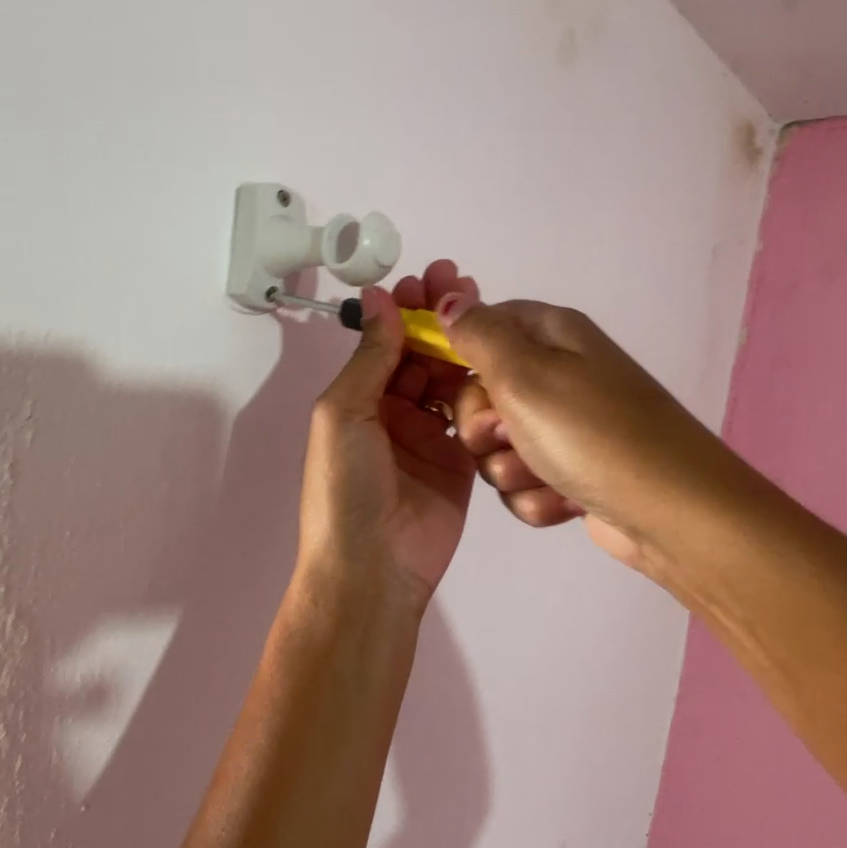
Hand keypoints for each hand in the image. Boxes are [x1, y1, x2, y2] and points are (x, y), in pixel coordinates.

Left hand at [297, 262, 479, 603]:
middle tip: (467, 285)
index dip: (408, 310)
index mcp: (357, 400)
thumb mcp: (344, 413)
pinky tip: (503, 365)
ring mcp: (428, 440)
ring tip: (489, 319)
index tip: (431, 278)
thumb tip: (379, 297)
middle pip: (423, 357)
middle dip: (441, 322)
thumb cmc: (345, 488)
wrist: (372, 569)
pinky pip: (476, 420)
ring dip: (466, 351)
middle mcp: (392, 415)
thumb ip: (371, 357)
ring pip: (452, 383)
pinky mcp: (461, 466)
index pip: (387, 343)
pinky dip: (487, 393)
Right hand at [440, 297, 753, 583]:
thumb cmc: (592, 432)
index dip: (458, 360)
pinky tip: (566, 502)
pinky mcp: (571, 472)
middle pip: (480, 397)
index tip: (453, 389)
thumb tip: (449, 300)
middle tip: (506, 436)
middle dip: (482, 429)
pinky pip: (524, 482)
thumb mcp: (525, 373)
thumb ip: (478, 334)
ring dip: (510, 470)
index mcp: (550, 334)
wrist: (671, 511)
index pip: (480, 328)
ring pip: (497, 448)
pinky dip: (537, 497)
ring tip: (547, 476)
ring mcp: (566, 426)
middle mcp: (558, 374)